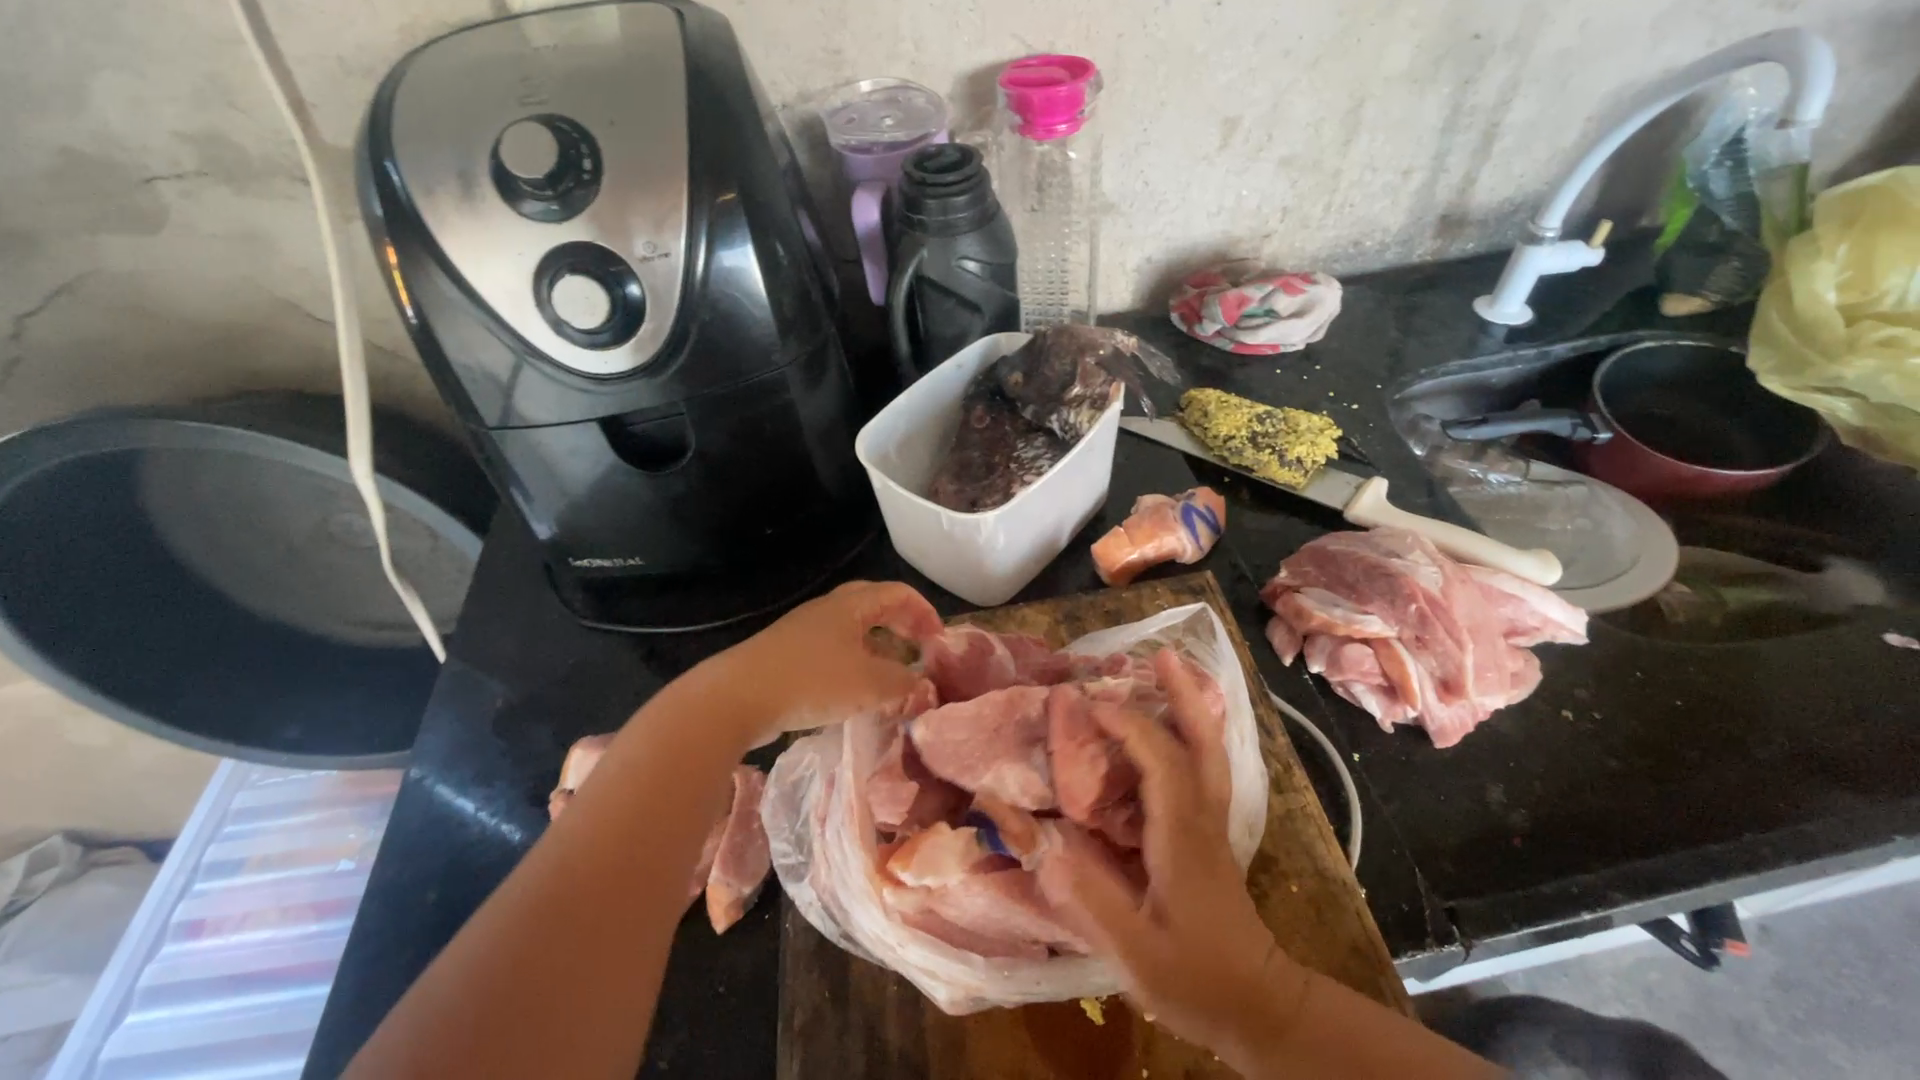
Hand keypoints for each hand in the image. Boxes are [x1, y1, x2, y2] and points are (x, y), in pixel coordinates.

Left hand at [693, 580, 942, 743]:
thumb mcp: (869, 684)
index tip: (940, 641)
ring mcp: (803, 632)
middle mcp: (828, 611)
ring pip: (852, 630)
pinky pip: (832, 651)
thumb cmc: (811, 681)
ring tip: (892, 676)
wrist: (737, 697)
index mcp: (851, 606)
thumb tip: (919, 682)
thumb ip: (902, 682)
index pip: (898, 593)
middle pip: (873, 605)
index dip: (925, 612)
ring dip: (878, 647)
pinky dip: (854, 664)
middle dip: (902, 624)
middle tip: (920, 649)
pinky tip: (855, 693)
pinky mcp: (786, 656)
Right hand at [1038, 651, 1303, 1068]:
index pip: (1161, 762)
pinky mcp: (1209, 841)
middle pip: (1202, 744)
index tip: (1089, 704)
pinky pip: (1202, 773)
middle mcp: (1202, 820)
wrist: (1260, 1007)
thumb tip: (1045, 848)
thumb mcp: (1137, 952)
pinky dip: (1188, 740)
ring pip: (1209, 754)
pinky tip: (1168, 737)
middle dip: (1184, 695)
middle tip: (1163, 655)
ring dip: (1190, 710)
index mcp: (1182, 837)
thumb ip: (1093, 900)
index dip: (1128, 726)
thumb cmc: (1197, 980)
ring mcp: (1211, 828)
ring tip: (1167, 677)